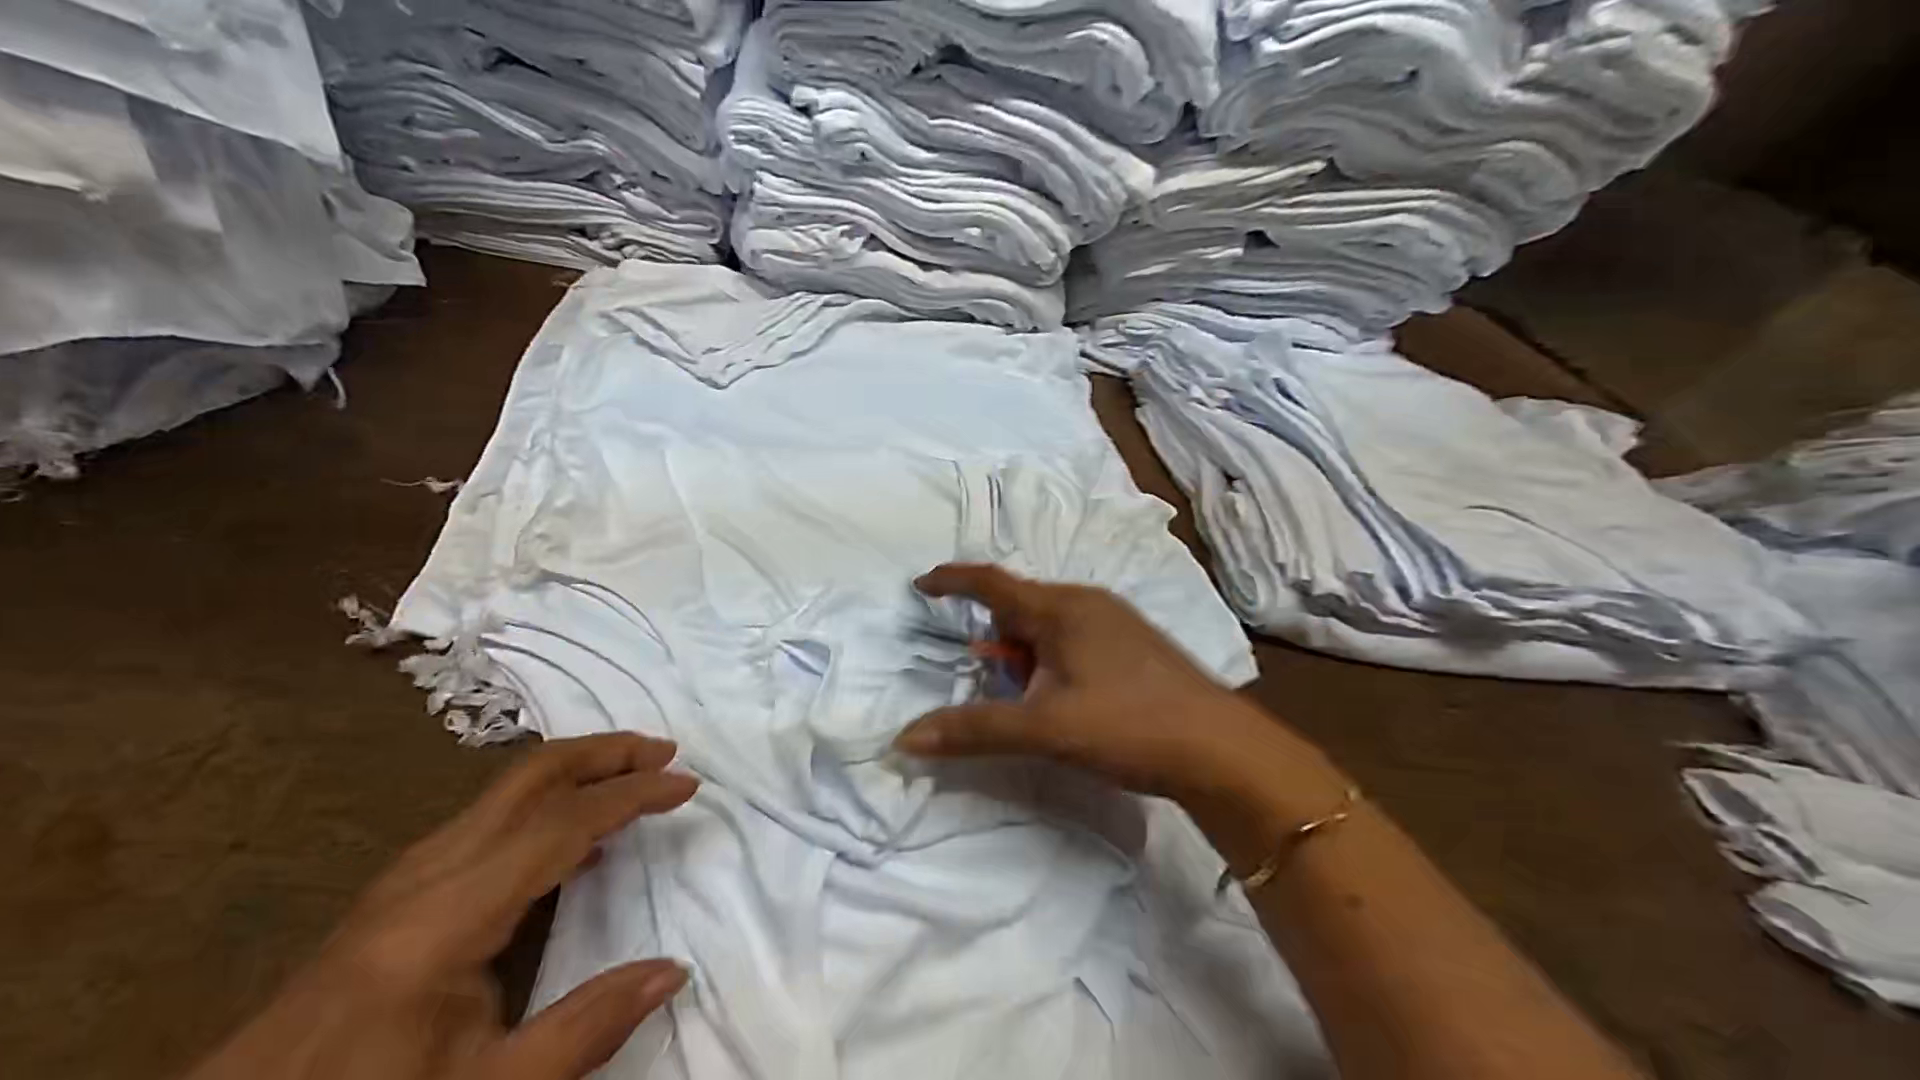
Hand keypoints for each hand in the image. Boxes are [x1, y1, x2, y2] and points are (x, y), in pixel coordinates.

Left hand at [187, 734, 698, 1079]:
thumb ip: (585, 1029)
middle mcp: (424, 874)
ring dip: (577, 770)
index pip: (560, 823)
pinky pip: (488, 819)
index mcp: (446, 916)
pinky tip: (573, 840)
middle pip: (527, 779)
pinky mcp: (397, 892)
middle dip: (604, 752)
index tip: (687, 785)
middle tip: (664, 753)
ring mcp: (405, 877)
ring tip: (633, 776)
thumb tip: (673, 971)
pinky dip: (547, 802)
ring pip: (505, 791)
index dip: (631, 795)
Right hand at [894, 564, 1322, 804]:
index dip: (953, 581)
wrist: (1221, 750)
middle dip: (992, 631)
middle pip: (1020, 604)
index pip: (992, 582)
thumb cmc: (1127, 725)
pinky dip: (1049, 658)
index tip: (921, 585)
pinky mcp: (1133, 646)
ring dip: (1023, 650)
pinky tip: (1059, 695)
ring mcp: (1116, 622)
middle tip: (979, 665)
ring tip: (1020, 690)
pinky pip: (1073, 638)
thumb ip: (974, 730)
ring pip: (1048, 624)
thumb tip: (905, 737)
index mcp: (1062, 607)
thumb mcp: (1042, 729)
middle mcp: (1088, 602)